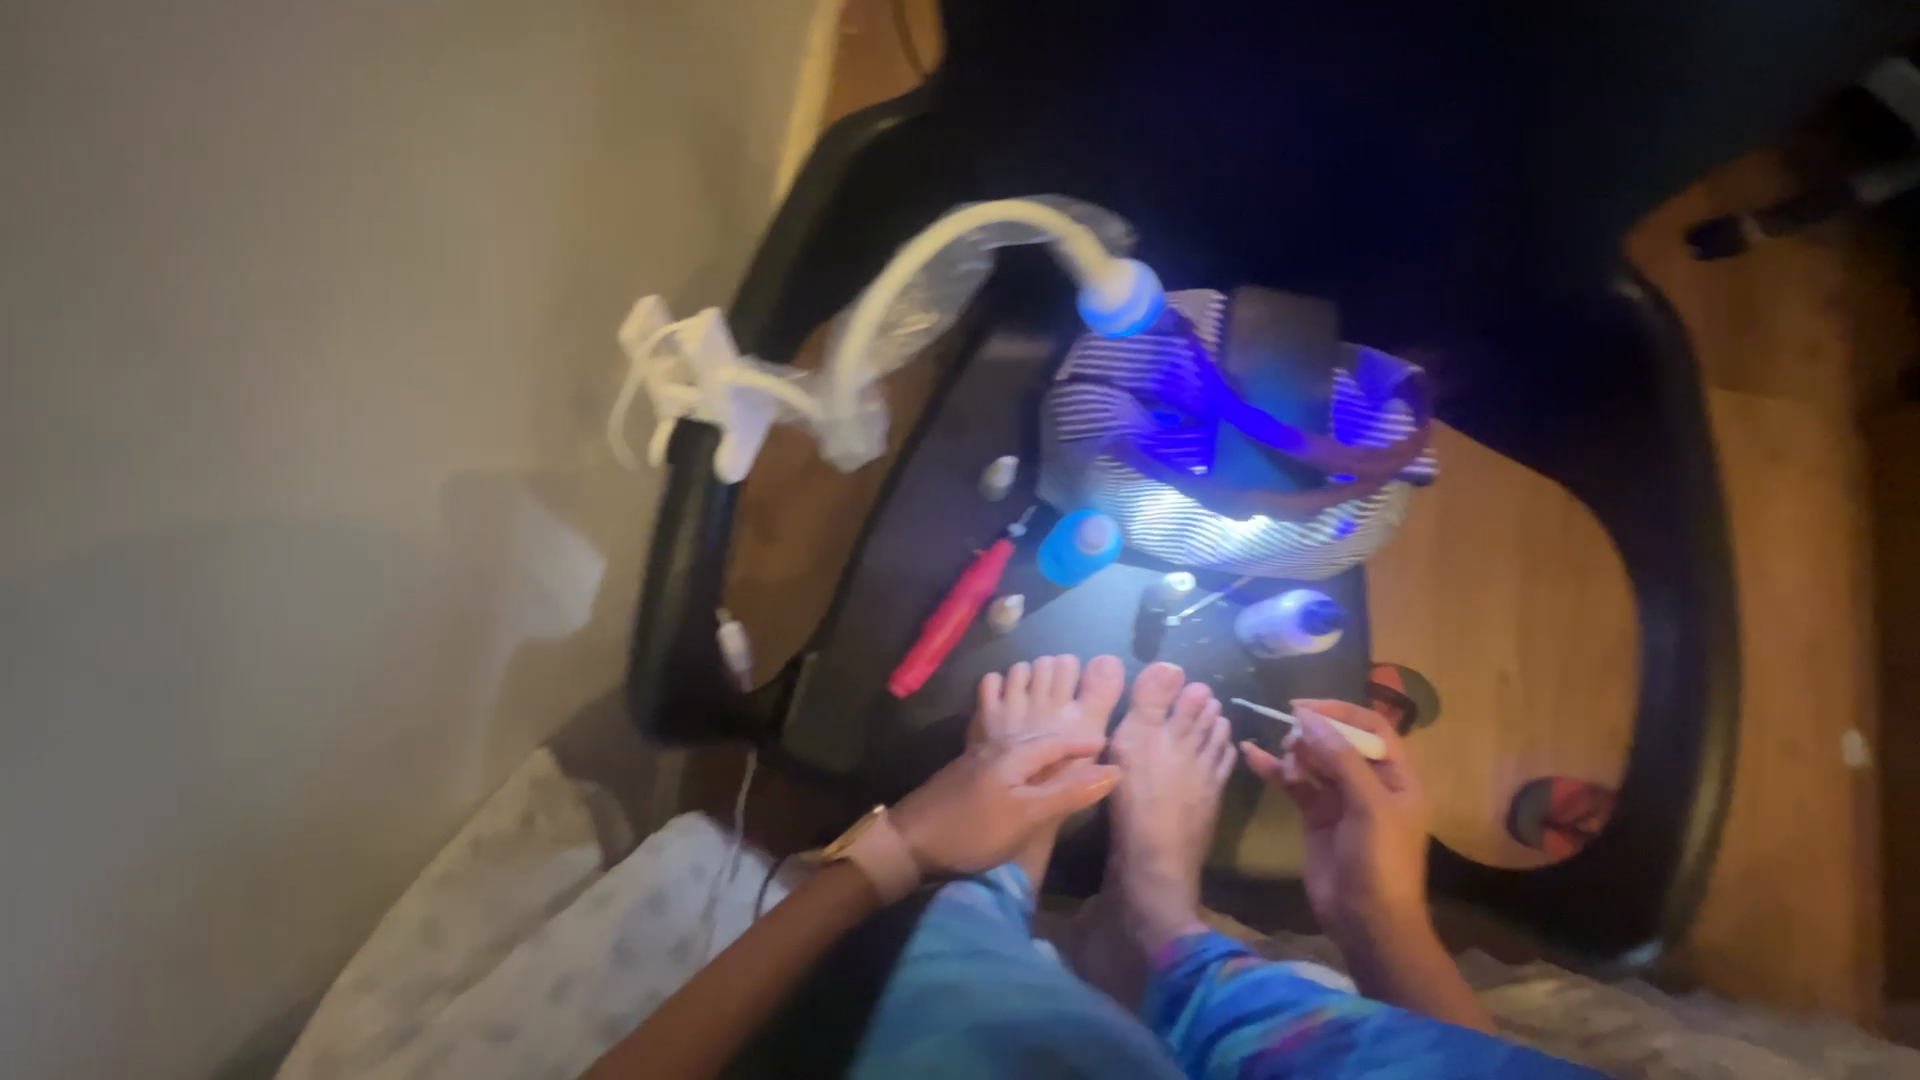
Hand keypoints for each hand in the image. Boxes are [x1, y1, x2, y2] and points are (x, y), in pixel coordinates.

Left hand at [892, 731, 1120, 877]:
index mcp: (1013, 754)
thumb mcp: (1026, 815)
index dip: (1081, 742)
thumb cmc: (972, 829)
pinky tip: (1020, 773)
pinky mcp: (963, 775)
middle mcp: (995, 749)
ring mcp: (976, 761)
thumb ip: (1067, 792)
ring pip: (1018, 746)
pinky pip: (1003, 756)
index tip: (1106, 742)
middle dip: (1063, 739)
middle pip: (1036, 738)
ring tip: (1060, 758)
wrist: (908, 841)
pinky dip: (1022, 759)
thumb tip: (1112, 770)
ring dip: (1042, 748)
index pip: (1056, 740)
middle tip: (1088, 748)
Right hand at [1240, 700, 1430, 947]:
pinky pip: (1294, 782)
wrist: (1367, 922)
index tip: (1303, 707)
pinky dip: (1274, 769)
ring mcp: (1341, 798)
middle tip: (1289, 738)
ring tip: (1280, 756)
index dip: (1340, 712)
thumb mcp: (1368, 805)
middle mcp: (1371, 782)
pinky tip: (1251, 755)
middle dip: (1312, 733)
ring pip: (1314, 759)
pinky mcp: (1316, 815)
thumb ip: (1340, 758)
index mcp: (1399, 777)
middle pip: (1338, 740)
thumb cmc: (1380, 862)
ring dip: (1293, 751)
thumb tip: (1306, 716)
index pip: (1371, 728)